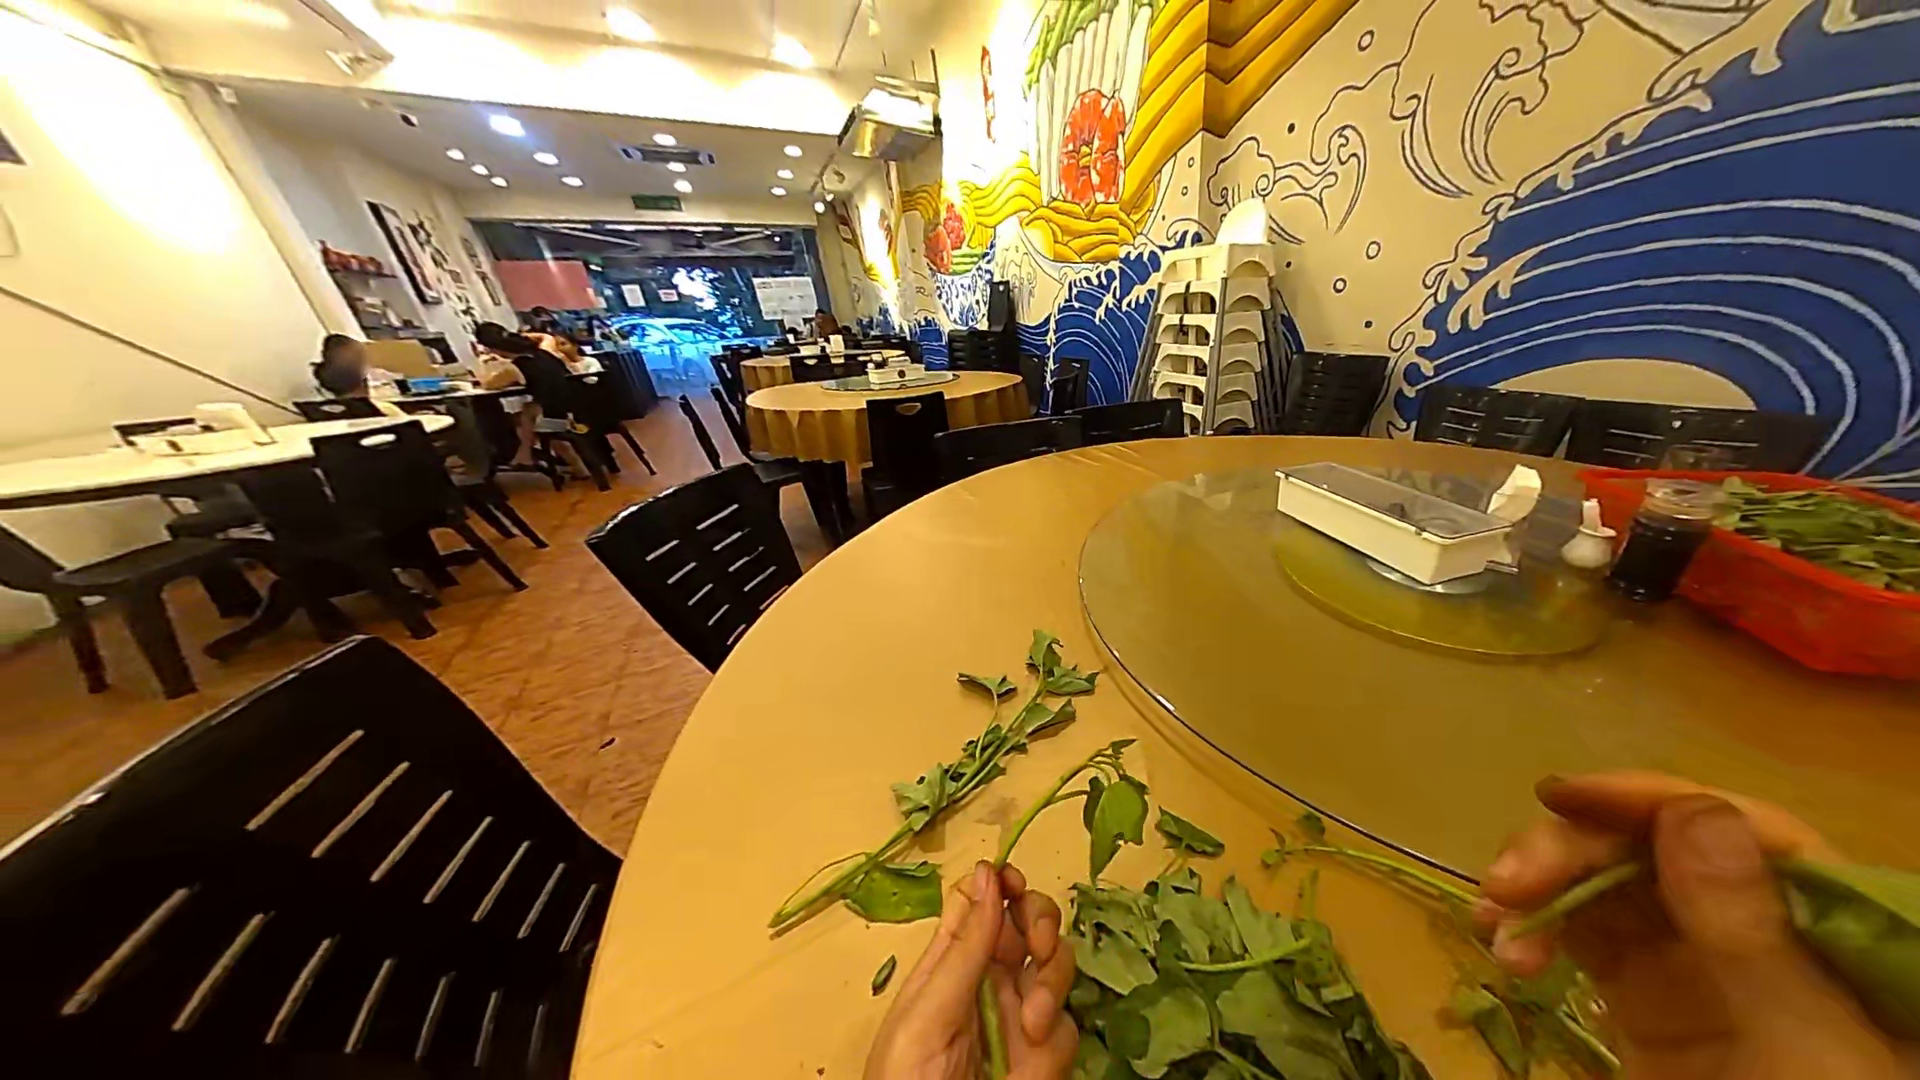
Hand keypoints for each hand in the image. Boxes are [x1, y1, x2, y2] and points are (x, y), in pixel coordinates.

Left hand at [866, 861, 1078, 1079]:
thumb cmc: (907, 1079)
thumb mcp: (928, 1011)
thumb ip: (964, 946)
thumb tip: (986, 872)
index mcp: (951, 958)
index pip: (980, 899)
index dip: (999, 881)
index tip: (1013, 882)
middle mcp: (989, 977)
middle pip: (1026, 918)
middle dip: (1040, 918)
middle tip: (1036, 943)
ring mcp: (1019, 1014)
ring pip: (1055, 962)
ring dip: (1053, 978)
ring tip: (1034, 1021)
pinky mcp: (1044, 1057)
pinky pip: (1067, 1024)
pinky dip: (1059, 1032)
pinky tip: (1036, 1055)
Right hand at [1477, 771, 1906, 1079]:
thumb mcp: (1804, 1056)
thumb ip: (1755, 938)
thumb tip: (1692, 811)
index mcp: (1845, 941)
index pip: (1751, 831)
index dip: (1653, 800)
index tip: (1560, 796)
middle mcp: (1766, 933)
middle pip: (1651, 845)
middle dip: (1565, 853)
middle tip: (1505, 883)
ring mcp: (1694, 957)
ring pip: (1598, 874)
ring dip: (1532, 885)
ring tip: (1492, 925)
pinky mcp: (1637, 982)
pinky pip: (1572, 923)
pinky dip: (1527, 923)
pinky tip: (1503, 948)